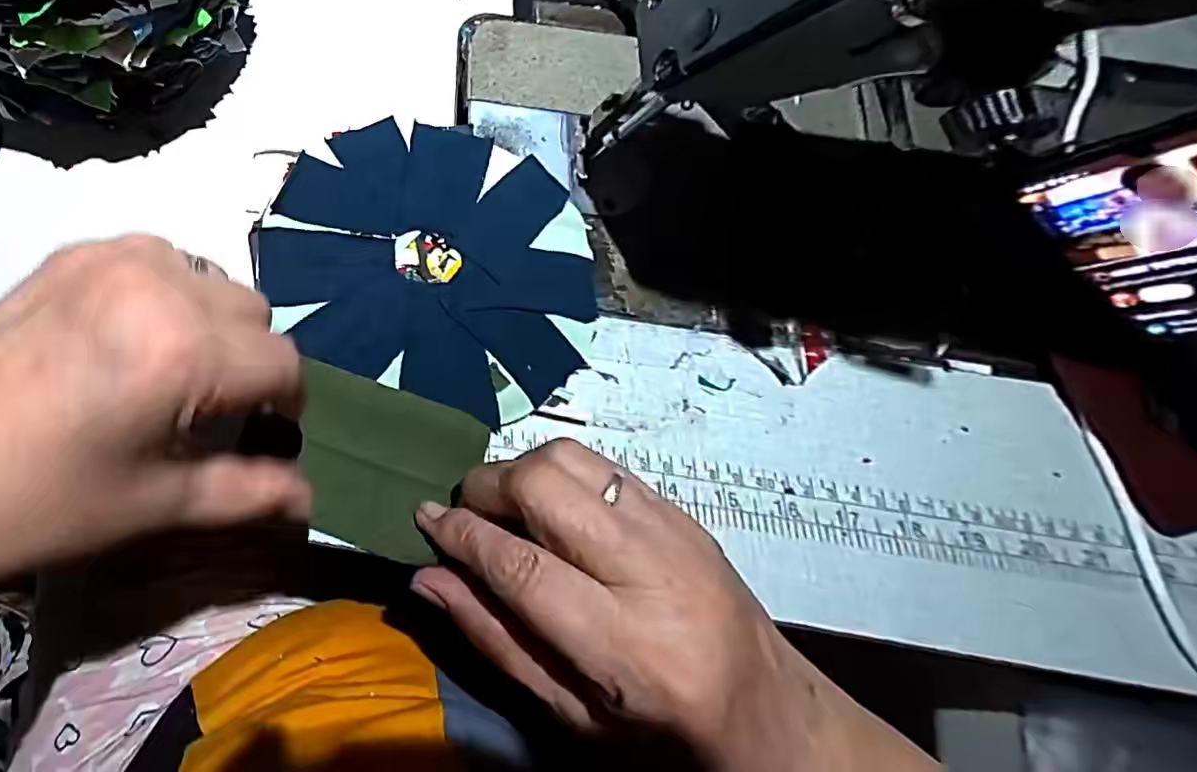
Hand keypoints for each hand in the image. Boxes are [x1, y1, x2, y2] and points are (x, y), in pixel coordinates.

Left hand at [0, 235, 310, 605]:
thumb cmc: (35, 503)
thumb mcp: (152, 502)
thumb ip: (247, 492)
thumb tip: (311, 497)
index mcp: (182, 347)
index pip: (282, 362)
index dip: (286, 402)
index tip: (267, 430)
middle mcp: (161, 282)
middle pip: (255, 314)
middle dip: (249, 363)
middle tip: (208, 408)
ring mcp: (117, 255)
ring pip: (216, 281)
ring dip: (214, 324)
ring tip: (169, 369)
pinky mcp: (80, 249)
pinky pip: (165, 261)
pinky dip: (171, 295)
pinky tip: (130, 335)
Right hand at [412, 440, 935, 770]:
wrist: (769, 712)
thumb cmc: (662, 737)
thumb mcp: (572, 716)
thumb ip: (495, 640)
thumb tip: (429, 578)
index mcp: (629, 649)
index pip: (522, 567)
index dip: (463, 537)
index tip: (426, 519)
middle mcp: (653, 574)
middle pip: (545, 489)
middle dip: (488, 487)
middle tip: (466, 510)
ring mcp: (672, 529)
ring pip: (570, 459)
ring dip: (519, 469)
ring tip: (502, 503)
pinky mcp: (678, 508)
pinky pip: (599, 463)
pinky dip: (556, 470)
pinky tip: (546, 501)